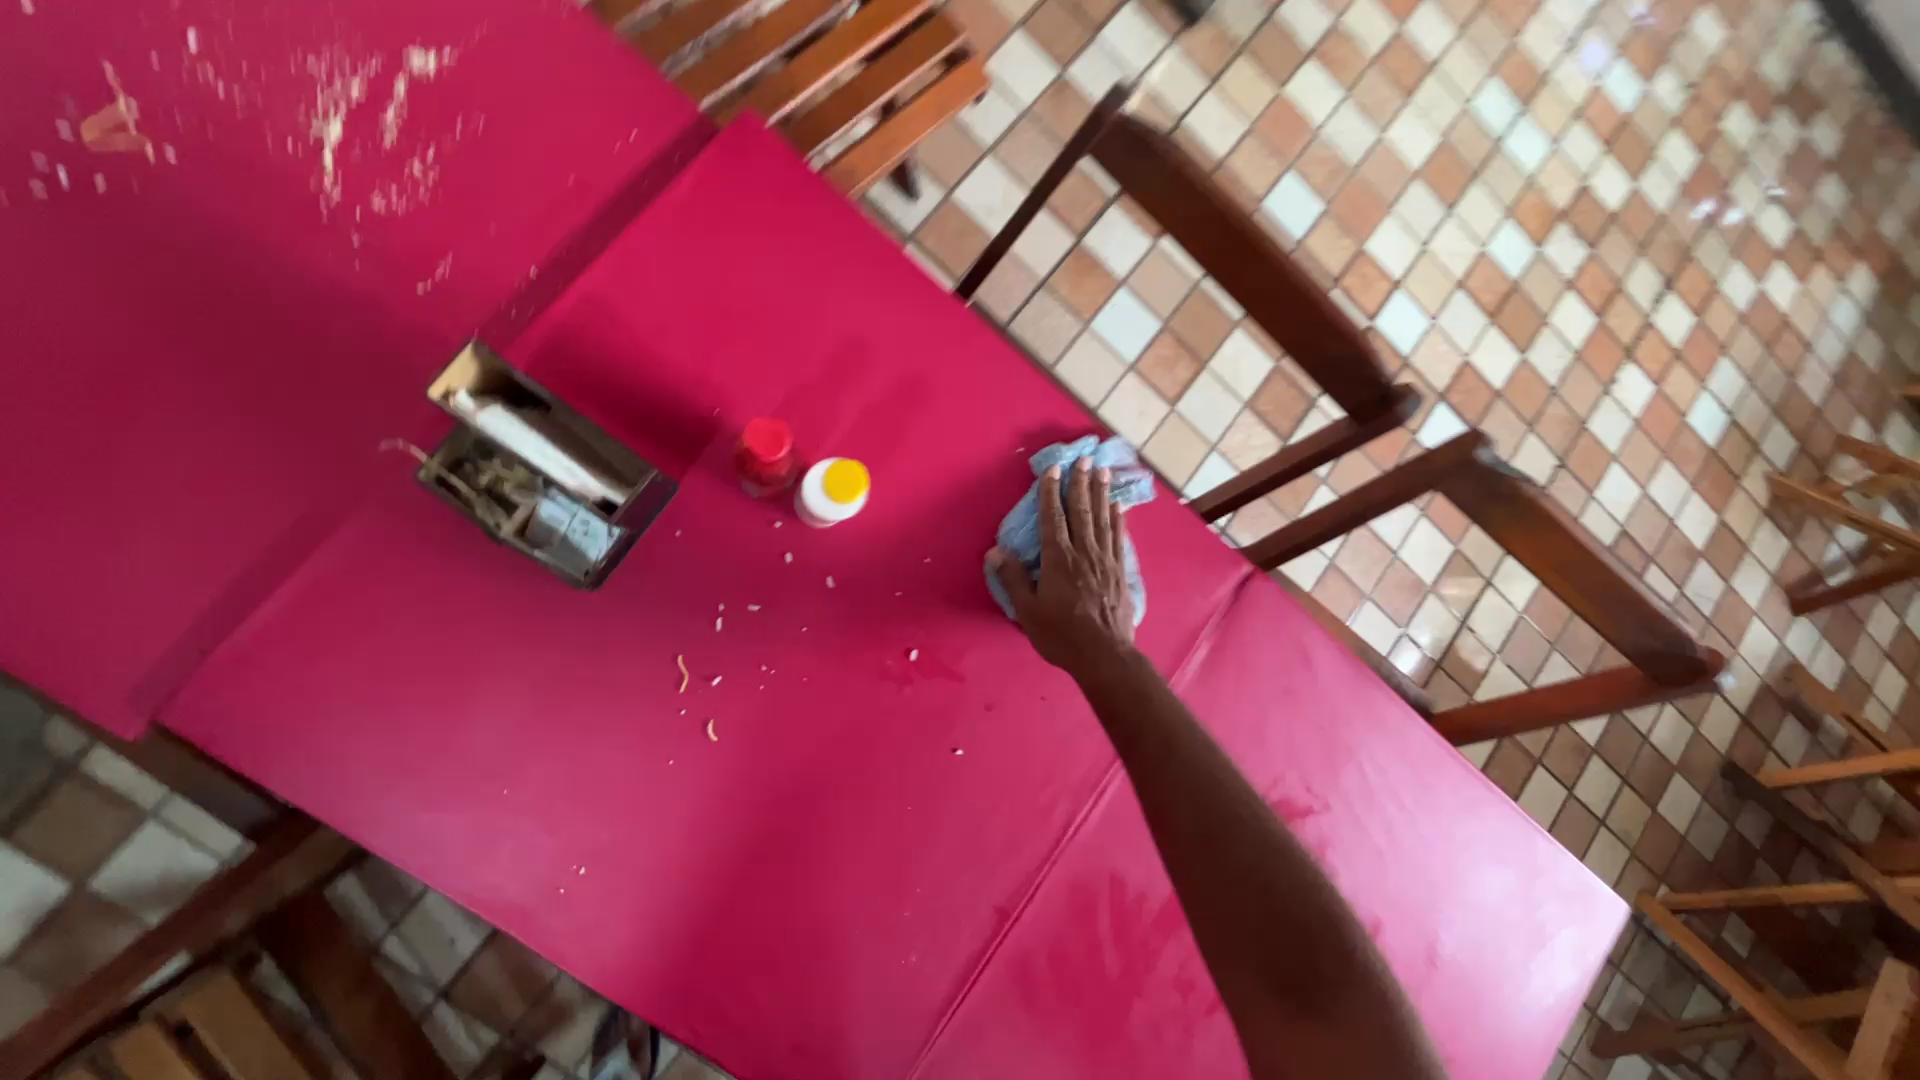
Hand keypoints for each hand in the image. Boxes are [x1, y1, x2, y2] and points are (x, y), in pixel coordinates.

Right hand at [990, 457, 1136, 679]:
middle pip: (1081, 510)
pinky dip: (1118, 519)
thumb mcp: (1027, 610)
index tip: (1053, 470)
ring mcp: (1105, 561)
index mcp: (1058, 559)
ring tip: (1103, 472)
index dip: (1051, 492)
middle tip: (1084, 460)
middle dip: (1080, 483)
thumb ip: (1013, 579)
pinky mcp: (1120, 572)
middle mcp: (1083, 552)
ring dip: (1101, 493)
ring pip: (1103, 519)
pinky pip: (1118, 538)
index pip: (1053, 517)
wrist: (1105, 655)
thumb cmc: (1061, 635)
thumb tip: (996, 551)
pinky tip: (1118, 507)